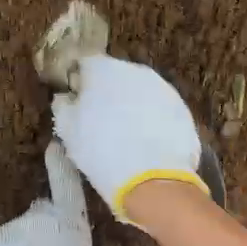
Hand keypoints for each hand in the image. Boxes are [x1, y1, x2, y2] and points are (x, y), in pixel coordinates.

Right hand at [50, 55, 208, 221]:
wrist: (152, 180)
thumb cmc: (101, 152)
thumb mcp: (69, 133)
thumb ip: (64, 108)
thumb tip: (66, 98)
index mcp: (104, 71)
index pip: (86, 65)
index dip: (79, 82)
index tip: (76, 102)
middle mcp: (135, 71)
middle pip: (115, 76)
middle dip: (106, 92)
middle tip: (98, 119)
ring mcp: (163, 89)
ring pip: (139, 91)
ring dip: (130, 105)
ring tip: (123, 133)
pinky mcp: (182, 109)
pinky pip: (158, 109)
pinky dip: (150, 119)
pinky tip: (144, 142)